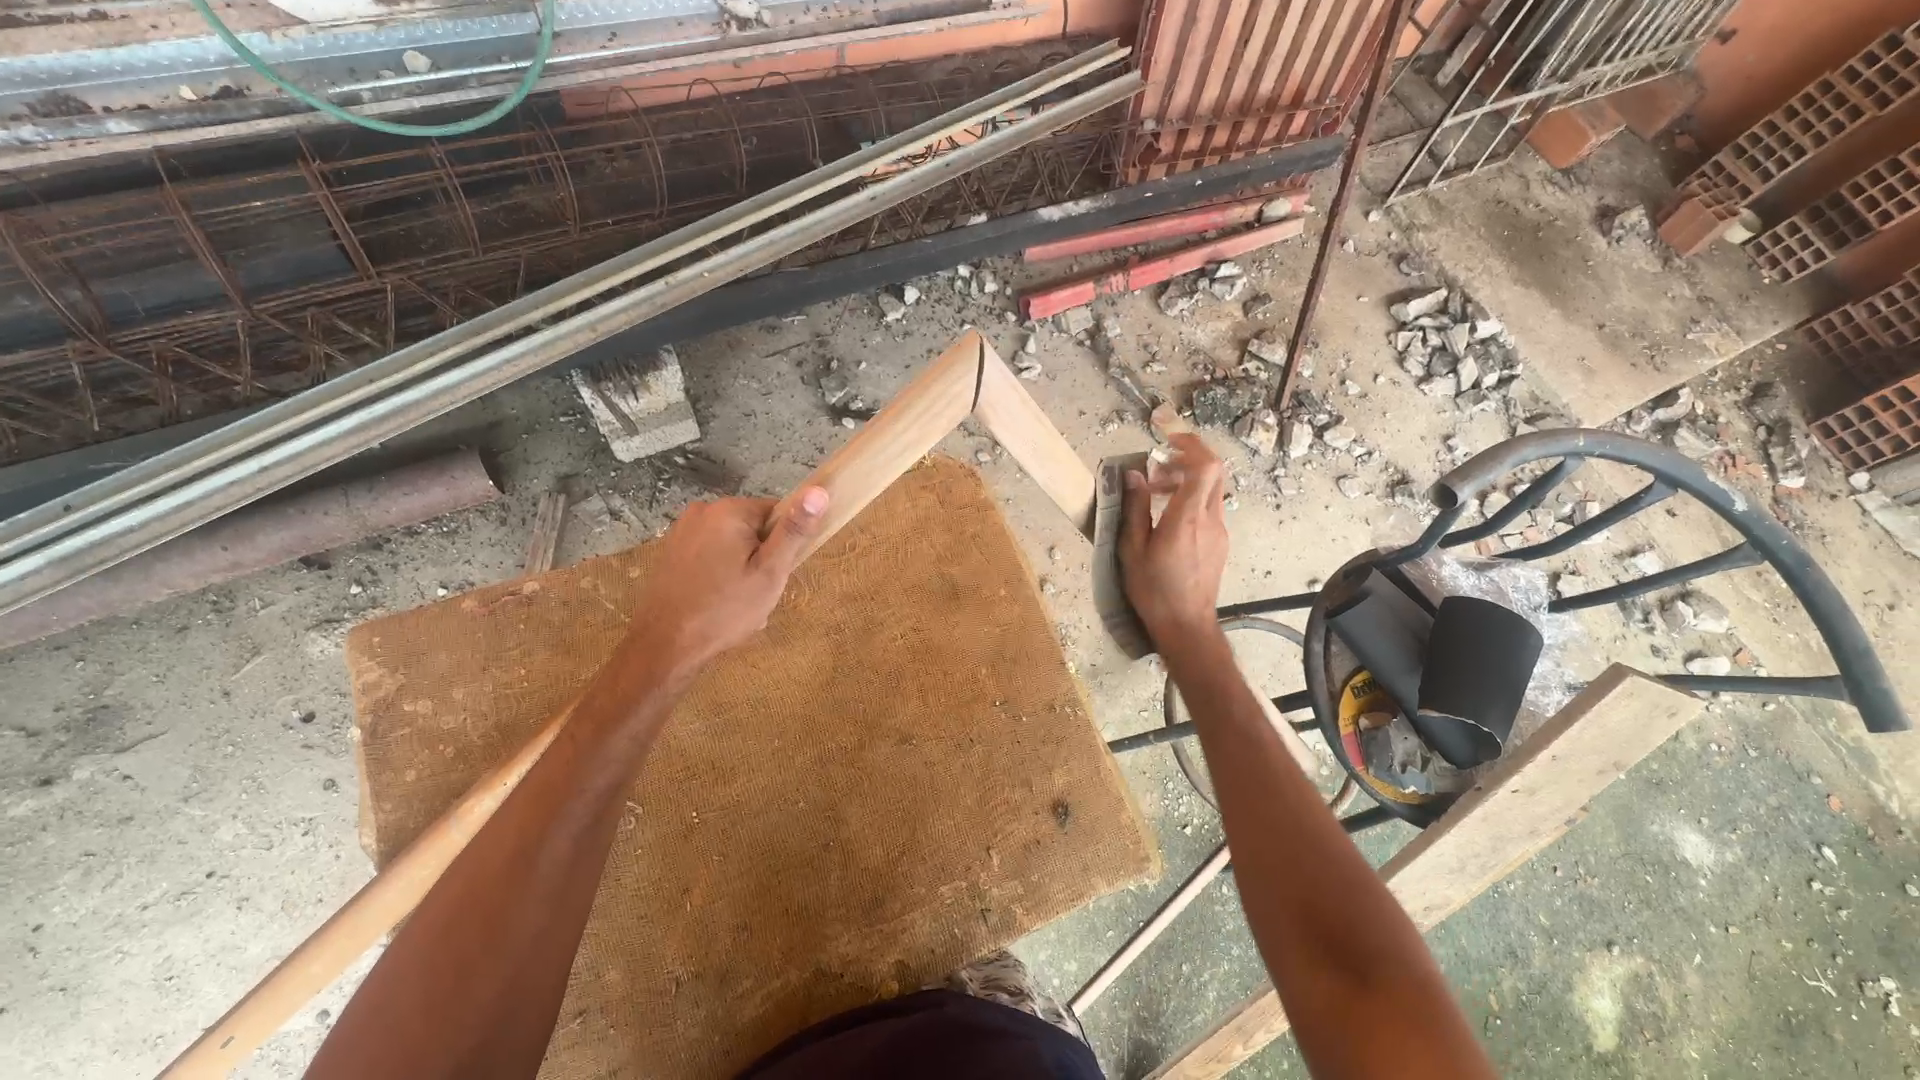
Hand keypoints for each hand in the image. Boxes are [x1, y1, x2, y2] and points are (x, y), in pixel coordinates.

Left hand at [630, 487, 828, 674]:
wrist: (665, 644)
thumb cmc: (725, 609)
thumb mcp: (770, 572)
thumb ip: (794, 531)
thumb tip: (819, 491)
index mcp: (729, 510)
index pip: (776, 513)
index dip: (782, 545)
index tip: (776, 573)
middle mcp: (703, 510)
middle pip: (752, 528)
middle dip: (760, 558)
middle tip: (758, 593)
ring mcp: (682, 530)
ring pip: (731, 543)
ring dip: (741, 568)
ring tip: (737, 602)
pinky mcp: (671, 550)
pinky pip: (710, 554)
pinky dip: (718, 573)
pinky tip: (716, 600)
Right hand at [1120, 434, 1228, 645]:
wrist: (1186, 626)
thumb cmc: (1154, 592)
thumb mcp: (1133, 550)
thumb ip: (1135, 509)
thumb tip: (1133, 476)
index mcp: (1187, 519)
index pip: (1206, 466)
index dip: (1191, 444)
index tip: (1167, 438)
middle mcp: (1210, 519)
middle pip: (1213, 471)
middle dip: (1186, 459)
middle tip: (1156, 467)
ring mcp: (1220, 531)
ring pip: (1211, 489)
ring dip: (1186, 480)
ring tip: (1156, 493)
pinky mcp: (1220, 542)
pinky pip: (1209, 507)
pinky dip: (1190, 499)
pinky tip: (1168, 517)